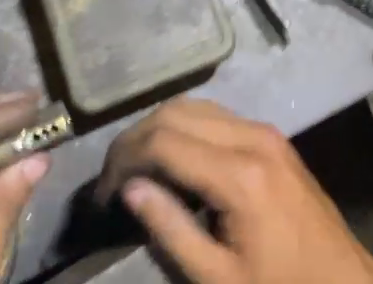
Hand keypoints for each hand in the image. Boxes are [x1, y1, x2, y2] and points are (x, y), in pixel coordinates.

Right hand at [96, 99, 372, 283]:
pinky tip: (170, 157)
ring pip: (193, 105)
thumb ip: (171, 230)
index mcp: (240, 175)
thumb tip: (128, 188)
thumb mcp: (220, 279)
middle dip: (135, 140)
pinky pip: (215, 115)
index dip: (124, 160)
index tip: (101, 193)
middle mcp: (252, 138)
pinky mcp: (271, 136)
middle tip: (111, 178)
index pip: (163, 141)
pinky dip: (183, 127)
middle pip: (174, 112)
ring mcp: (265, 131)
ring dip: (157, 128)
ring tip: (135, 166)